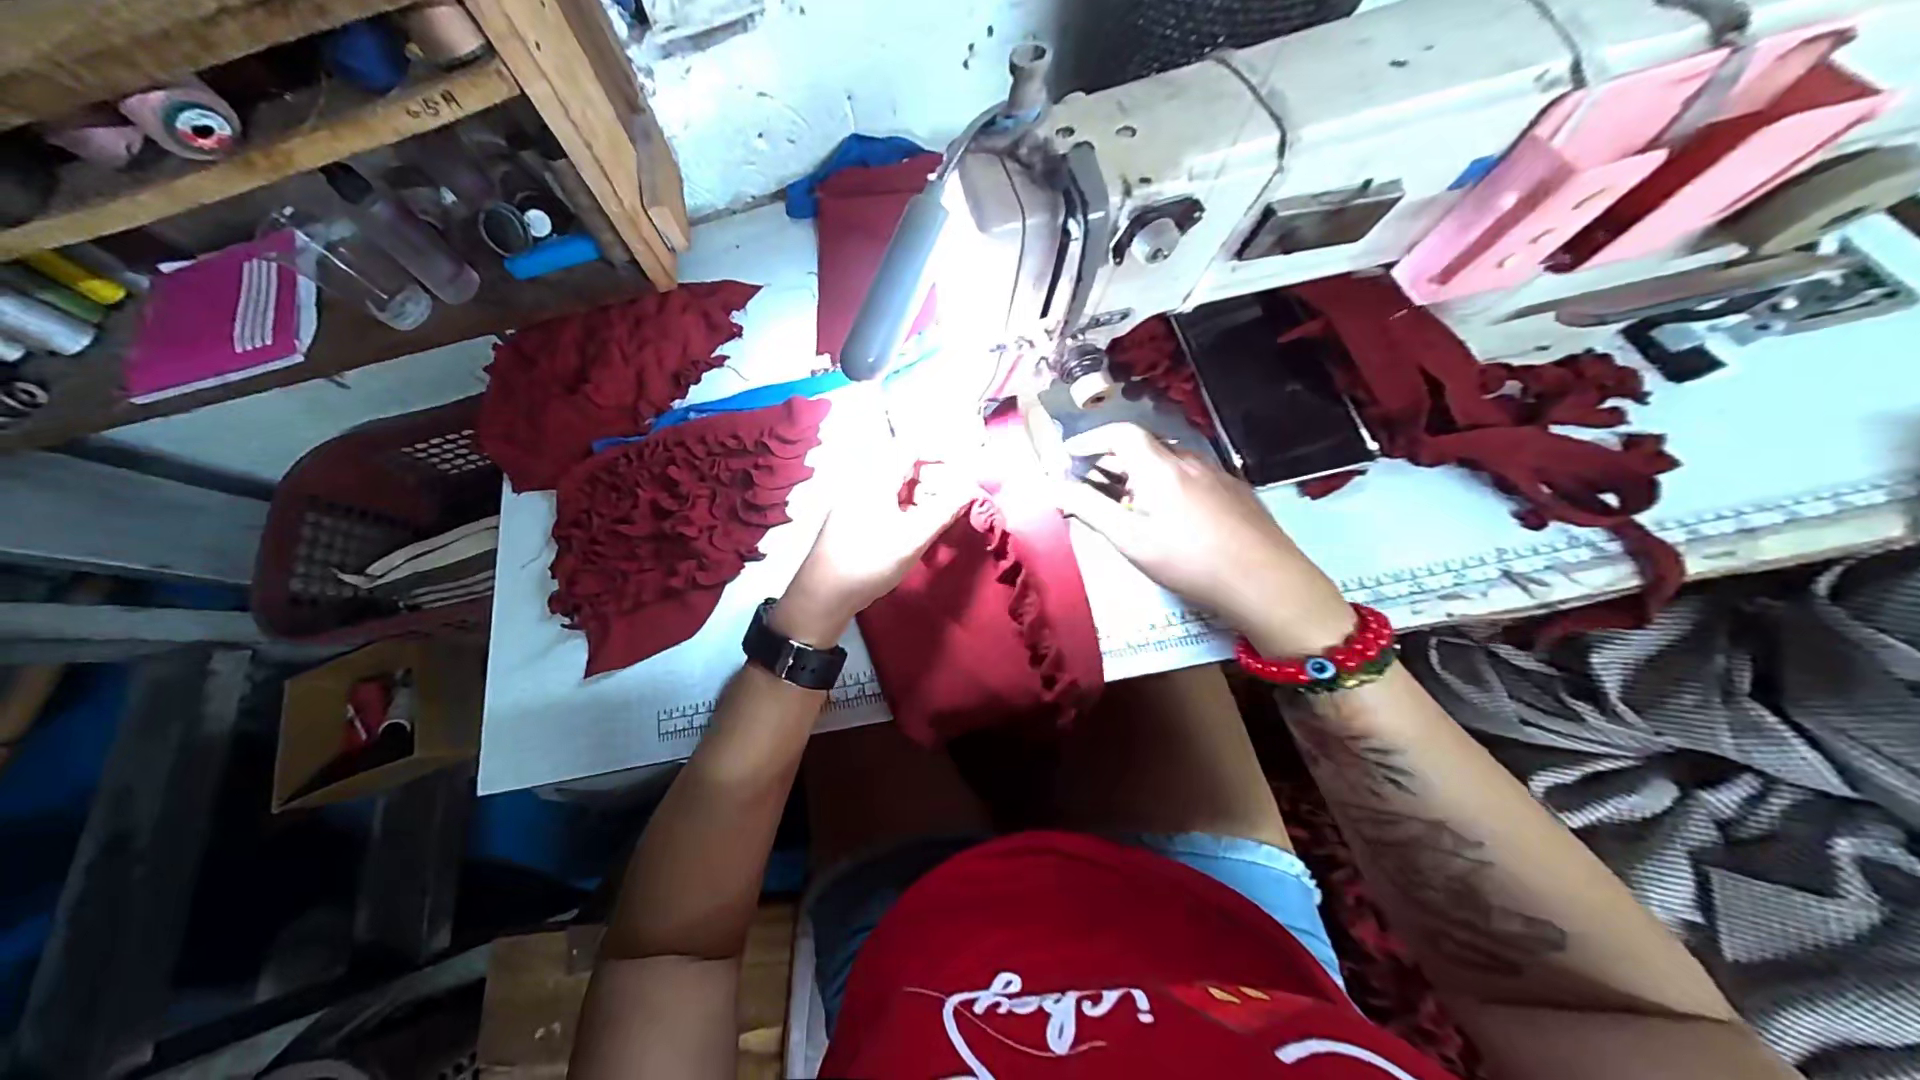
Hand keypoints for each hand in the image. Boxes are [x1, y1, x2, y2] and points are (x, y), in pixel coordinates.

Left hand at [774, 458, 976, 646]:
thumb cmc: (870, 562)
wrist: (823, 595)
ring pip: (897, 489)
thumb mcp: (914, 537)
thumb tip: (970, 488)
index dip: (940, 453)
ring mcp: (855, 502)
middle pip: (905, 468)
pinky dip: (907, 512)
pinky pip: (886, 504)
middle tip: (954, 504)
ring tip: (939, 523)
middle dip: (935, 482)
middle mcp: (863, 483)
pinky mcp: (853, 520)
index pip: (911, 448)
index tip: (963, 472)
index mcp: (876, 479)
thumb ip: (945, 509)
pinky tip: (917, 534)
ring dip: (922, 500)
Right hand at [1052, 423, 1354, 655]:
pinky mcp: (1235, 492)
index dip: (1090, 440)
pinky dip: (1165, 484)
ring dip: (1138, 473)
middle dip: (1110, 460)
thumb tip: (1055, 488)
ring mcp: (1216, 474)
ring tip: (1125, 501)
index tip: (1069, 456)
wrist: (1266, 581)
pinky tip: (1167, 515)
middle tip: (1089, 483)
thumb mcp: (1130, 539)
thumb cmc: (1189, 560)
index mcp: (1160, 466)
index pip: (1120, 433)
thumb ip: (1090, 509)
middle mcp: (1189, 460)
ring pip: (1168, 463)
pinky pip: (1190, 477)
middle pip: (1143, 447)